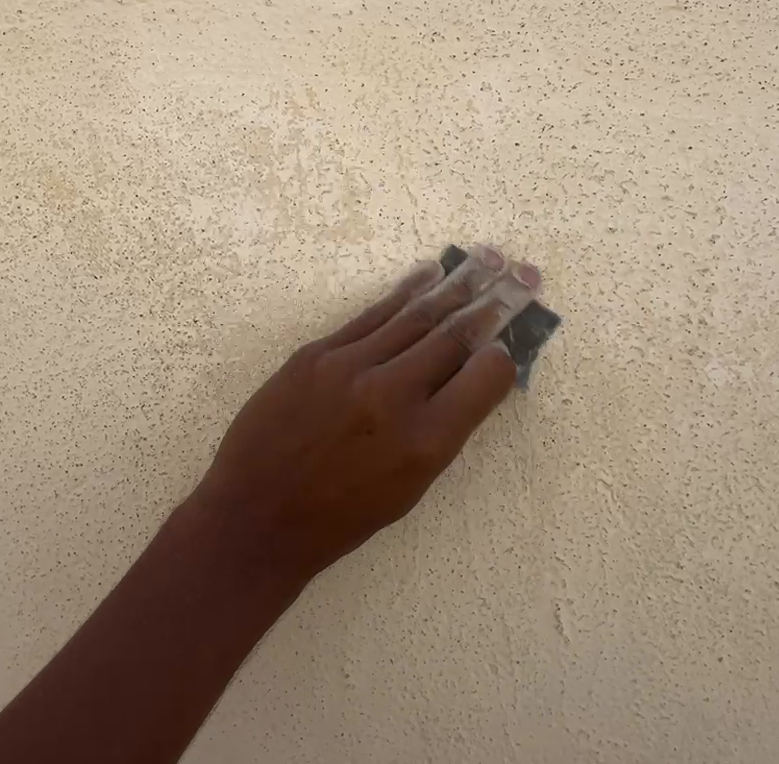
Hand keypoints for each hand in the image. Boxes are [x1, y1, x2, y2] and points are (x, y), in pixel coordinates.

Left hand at [184, 246, 543, 583]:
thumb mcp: (410, 488)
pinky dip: (403, 293)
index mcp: (425, 444)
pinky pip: (370, 316)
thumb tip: (472, 380)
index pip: (484, 380)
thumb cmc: (341, 516)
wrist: (257, 514)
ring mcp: (349, 368)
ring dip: (454, 286)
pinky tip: (426, 276)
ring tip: (486, 261)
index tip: (509, 344)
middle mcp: (391, 397)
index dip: (503, 358)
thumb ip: (443, 430)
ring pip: (414, 316)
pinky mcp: (315, 354)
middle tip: (521, 274)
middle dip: (493, 304)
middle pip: (452, 337)